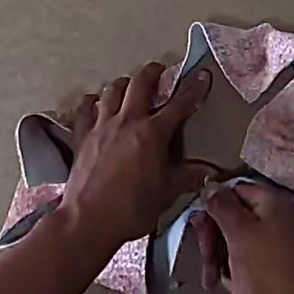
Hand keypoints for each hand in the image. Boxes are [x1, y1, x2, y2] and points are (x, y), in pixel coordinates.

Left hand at [60, 62, 212, 248]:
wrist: (87, 222)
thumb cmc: (132, 208)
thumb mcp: (169, 192)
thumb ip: (190, 176)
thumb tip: (211, 172)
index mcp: (153, 133)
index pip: (180, 103)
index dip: (194, 88)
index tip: (202, 76)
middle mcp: (127, 121)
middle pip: (140, 83)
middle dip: (153, 72)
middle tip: (160, 71)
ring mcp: (101, 127)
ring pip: (112, 91)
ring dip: (124, 84)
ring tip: (130, 86)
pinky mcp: (82, 138)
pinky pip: (84, 110)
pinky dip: (92, 103)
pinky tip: (96, 104)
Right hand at [198, 182, 293, 293]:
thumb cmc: (267, 269)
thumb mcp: (240, 233)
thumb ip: (222, 206)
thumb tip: (210, 186)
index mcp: (274, 203)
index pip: (237, 190)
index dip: (214, 203)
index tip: (197, 221)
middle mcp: (276, 219)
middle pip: (233, 216)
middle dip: (213, 235)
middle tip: (204, 252)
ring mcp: (272, 243)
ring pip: (234, 239)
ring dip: (217, 255)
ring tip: (210, 276)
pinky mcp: (267, 266)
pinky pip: (242, 258)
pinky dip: (229, 268)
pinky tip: (220, 282)